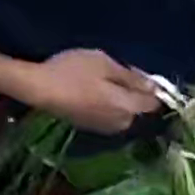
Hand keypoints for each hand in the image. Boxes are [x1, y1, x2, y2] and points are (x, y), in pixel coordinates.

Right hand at [16, 48, 161, 133]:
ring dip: (120, 99)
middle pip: (138, 108)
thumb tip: (153, 87)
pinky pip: (111, 116)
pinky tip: (93, 93)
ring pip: (125, 112)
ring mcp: (110, 129)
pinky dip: (108, 105)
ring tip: (101, 81)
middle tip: (115, 72)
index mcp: (129, 108)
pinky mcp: (97, 129)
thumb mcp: (104, 64)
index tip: (142, 77)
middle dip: (134, 93)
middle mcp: (124, 123)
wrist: (41, 90)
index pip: (153, 104)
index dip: (152, 90)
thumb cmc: (73, 72)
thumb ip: (131, 77)